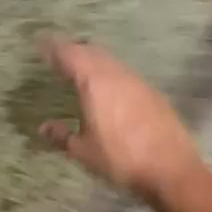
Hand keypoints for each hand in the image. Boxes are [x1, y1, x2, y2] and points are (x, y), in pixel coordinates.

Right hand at [38, 34, 204, 200]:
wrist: (171, 170)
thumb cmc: (120, 159)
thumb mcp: (83, 150)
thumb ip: (61, 136)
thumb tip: (44, 127)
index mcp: (95, 84)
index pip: (70, 55)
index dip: (53, 47)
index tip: (40, 41)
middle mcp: (117, 76)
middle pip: (92, 52)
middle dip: (74, 50)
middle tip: (58, 54)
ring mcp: (138, 83)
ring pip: (111, 62)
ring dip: (93, 61)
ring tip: (80, 70)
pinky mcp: (153, 94)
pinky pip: (124, 75)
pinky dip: (109, 74)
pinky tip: (108, 91)